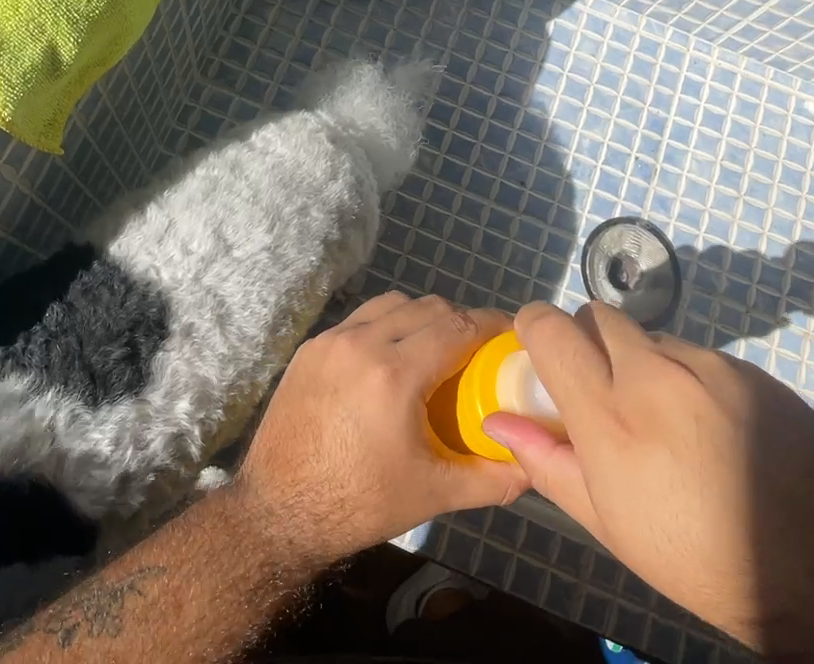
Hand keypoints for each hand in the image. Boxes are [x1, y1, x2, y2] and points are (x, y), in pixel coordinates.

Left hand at [235, 292, 529, 565]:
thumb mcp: (434, 494)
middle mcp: (361, 343)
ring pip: (389, 305)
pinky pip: (358, 320)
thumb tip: (534, 467)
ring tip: (434, 349)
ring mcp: (330, 341)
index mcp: (394, 374)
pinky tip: (390, 360)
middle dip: (459, 320)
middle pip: (427, 307)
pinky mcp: (309, 349)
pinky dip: (384, 327)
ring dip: (420, 317)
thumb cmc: (359, 502)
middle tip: (477, 349)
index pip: (457, 326)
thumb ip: (492, 478)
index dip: (491, 325)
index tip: (510, 336)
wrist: (279, 509)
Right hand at [483, 302, 813, 657]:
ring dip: (641, 361)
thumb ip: (547, 461)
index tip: (539, 351)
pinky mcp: (753, 371)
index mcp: (610, 415)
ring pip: (652, 337)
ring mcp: (711, 366)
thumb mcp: (609, 525)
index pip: (551, 328)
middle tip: (601, 388)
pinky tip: (712, 425)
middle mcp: (655, 374)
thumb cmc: (699, 561)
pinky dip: (689, 376)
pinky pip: (700, 355)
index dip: (535, 328)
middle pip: (599, 316)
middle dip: (587, 340)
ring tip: (666, 417)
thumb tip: (498, 421)